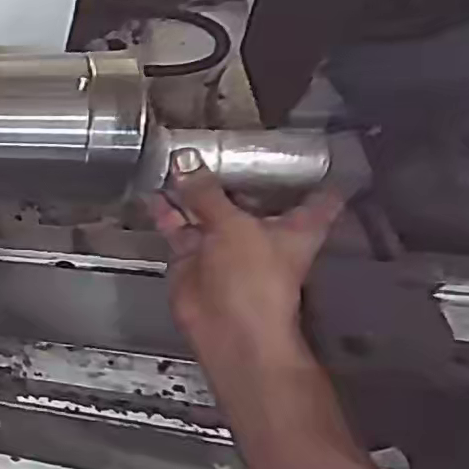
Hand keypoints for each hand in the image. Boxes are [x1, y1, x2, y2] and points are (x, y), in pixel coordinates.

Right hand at [143, 148, 343, 361]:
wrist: (226, 328)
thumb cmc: (253, 280)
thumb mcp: (233, 225)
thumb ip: (205, 192)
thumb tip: (184, 160)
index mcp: (294, 226)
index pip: (316, 196)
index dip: (313, 173)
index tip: (308, 149)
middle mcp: (259, 232)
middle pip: (246, 195)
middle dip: (229, 172)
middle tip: (210, 139)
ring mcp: (223, 243)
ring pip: (205, 208)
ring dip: (189, 188)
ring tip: (171, 158)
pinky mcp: (191, 255)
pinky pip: (176, 225)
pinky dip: (164, 209)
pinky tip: (152, 189)